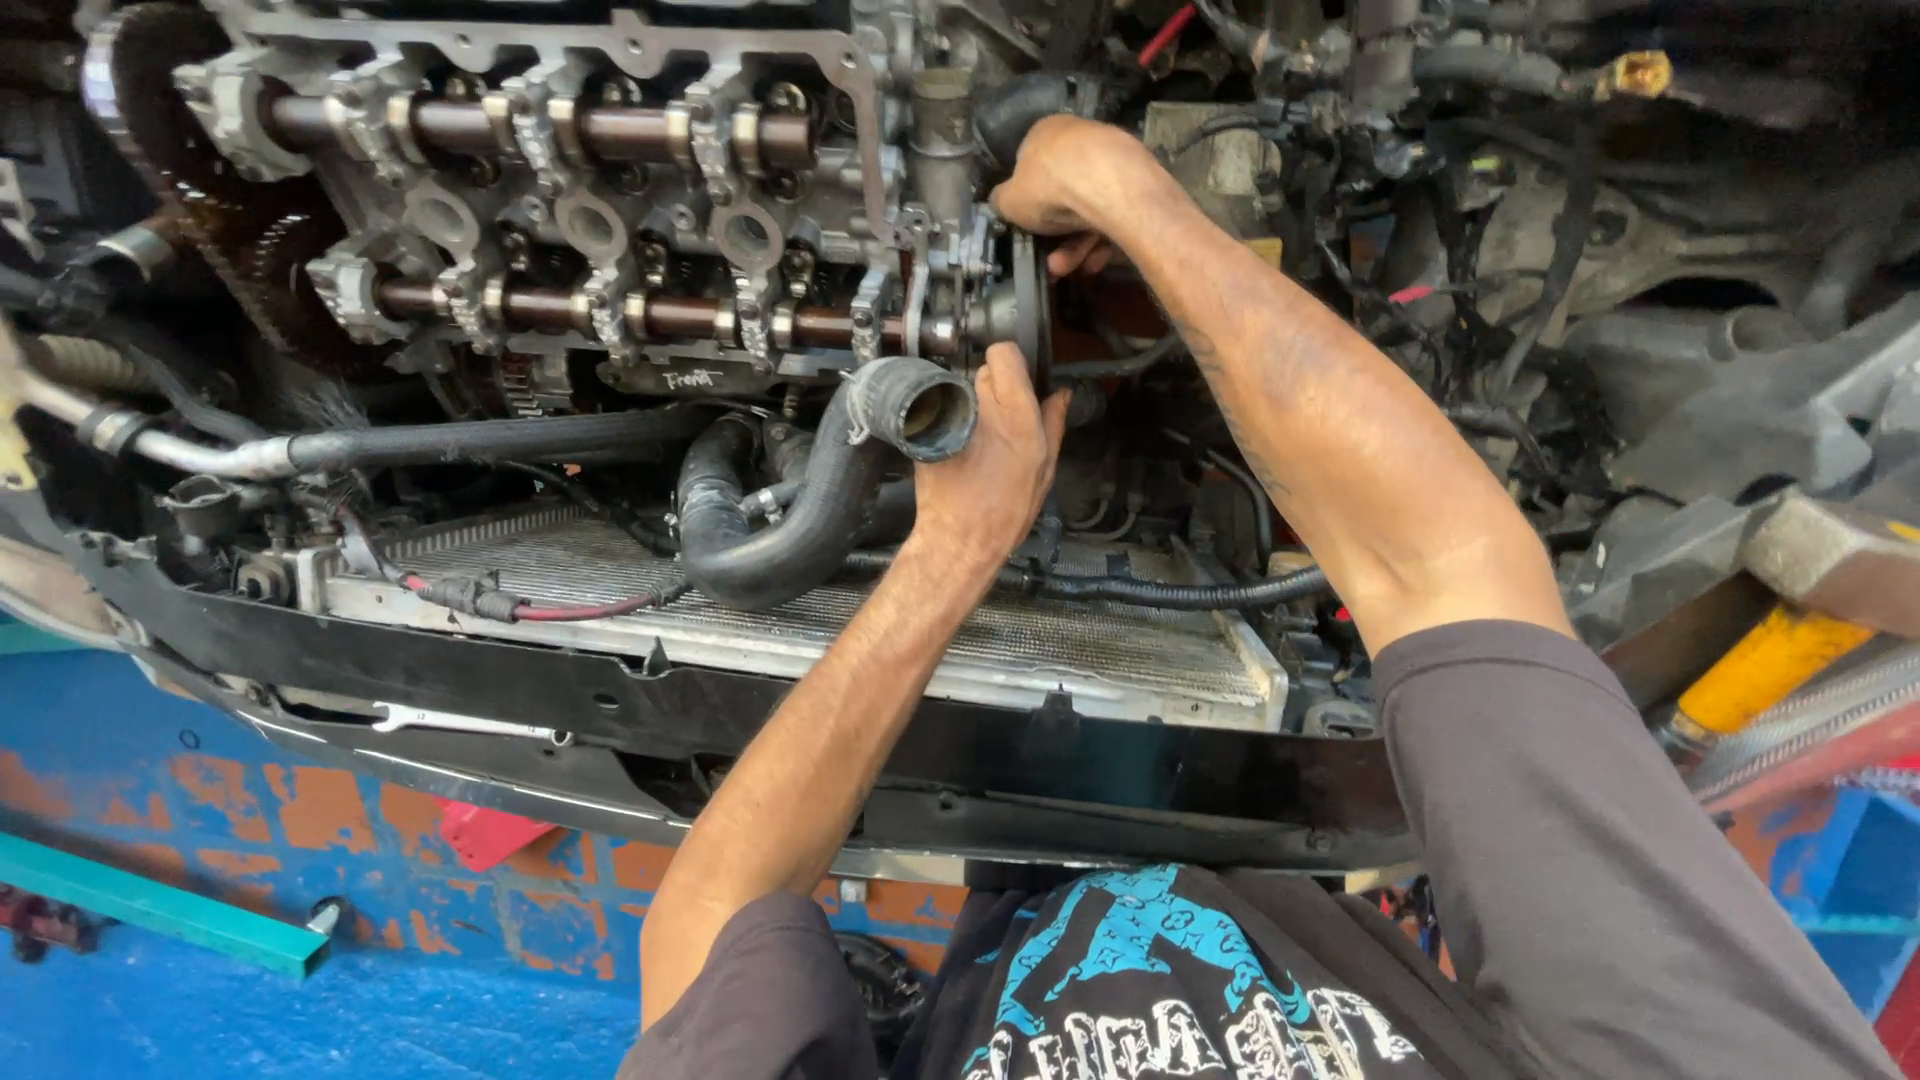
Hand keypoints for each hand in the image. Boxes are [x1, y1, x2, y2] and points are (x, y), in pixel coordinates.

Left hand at [907, 343, 1070, 576]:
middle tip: (995, 416)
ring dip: (969, 402)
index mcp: (1020, 417)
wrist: (960, 539)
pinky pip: (940, 409)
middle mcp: (984, 410)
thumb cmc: (1006, 513)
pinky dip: (948, 418)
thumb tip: (1061, 395)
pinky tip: (956, 445)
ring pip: (961, 389)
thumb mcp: (1044, 472)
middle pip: (982, 370)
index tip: (1012, 379)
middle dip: (990, 385)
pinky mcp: (927, 430)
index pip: (1004, 354)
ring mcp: (952, 418)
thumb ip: (1053, 425)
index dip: (1008, 363)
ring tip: (975, 435)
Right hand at [988, 116, 1161, 274]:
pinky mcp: (1134, 179)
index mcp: (1045, 133)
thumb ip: (1001, 202)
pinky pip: (1111, 214)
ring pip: (1087, 209)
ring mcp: (1109, 157)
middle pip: (1063, 195)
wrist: (1105, 183)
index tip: (1031, 231)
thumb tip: (1000, 202)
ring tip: (1072, 268)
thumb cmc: (1047, 186)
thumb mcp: (1009, 200)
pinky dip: (1102, 239)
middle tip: (1053, 263)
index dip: (1030, 204)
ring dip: (1076, 246)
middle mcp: (1078, 138)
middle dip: (1057, 236)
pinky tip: (1097, 259)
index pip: (1032, 168)